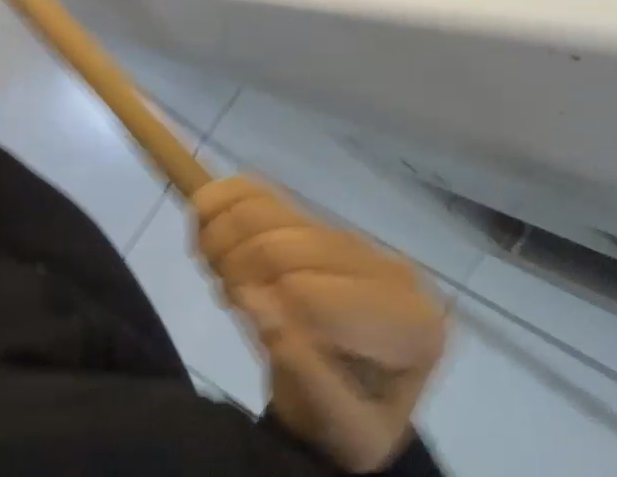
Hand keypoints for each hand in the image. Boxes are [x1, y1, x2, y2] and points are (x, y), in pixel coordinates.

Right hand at [193, 176, 446, 472]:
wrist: (353, 401)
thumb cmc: (350, 423)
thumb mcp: (337, 422)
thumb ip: (303, 368)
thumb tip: (255, 305)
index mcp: (410, 325)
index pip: (316, 296)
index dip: (263, 304)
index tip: (241, 322)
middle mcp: (390, 272)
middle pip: (288, 246)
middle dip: (236, 266)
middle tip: (224, 296)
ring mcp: (354, 242)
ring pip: (268, 212)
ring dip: (222, 233)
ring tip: (215, 265)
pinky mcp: (319, 223)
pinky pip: (259, 194)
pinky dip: (220, 201)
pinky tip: (206, 224)